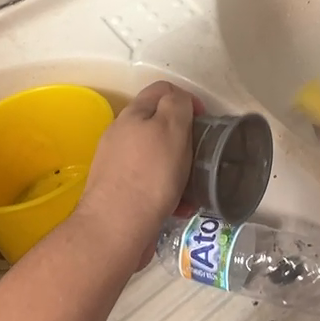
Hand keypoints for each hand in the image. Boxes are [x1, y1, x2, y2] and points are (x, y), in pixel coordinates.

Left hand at [74, 81, 195, 257]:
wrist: (115, 230)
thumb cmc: (150, 176)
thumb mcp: (171, 129)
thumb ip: (177, 105)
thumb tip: (180, 99)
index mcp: (133, 114)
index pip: (162, 90)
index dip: (188, 100)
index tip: (204, 122)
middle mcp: (120, 135)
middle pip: (159, 124)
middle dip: (184, 138)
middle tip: (202, 155)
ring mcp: (117, 164)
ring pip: (157, 157)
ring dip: (179, 168)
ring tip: (194, 187)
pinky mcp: (118, 192)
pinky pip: (150, 183)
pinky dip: (167, 190)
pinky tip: (180, 207)